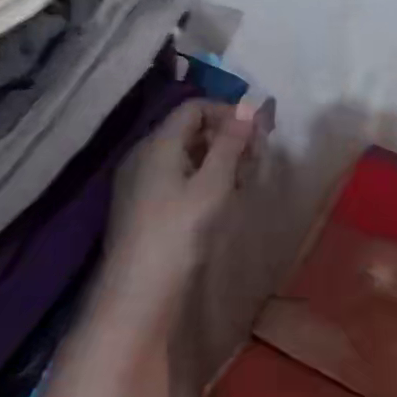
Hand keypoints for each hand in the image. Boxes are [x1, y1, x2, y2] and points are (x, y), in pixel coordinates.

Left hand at [104, 99, 258, 288]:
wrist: (140, 289)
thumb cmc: (180, 230)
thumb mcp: (214, 184)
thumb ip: (231, 143)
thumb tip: (248, 107)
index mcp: (159, 144)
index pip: (194, 107)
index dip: (228, 112)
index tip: (256, 131)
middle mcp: (144, 154)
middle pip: (189, 129)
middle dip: (226, 135)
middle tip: (255, 157)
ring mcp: (140, 179)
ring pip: (185, 153)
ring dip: (217, 157)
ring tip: (242, 179)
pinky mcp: (142, 203)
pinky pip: (176, 174)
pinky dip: (202, 175)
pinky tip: (219, 197)